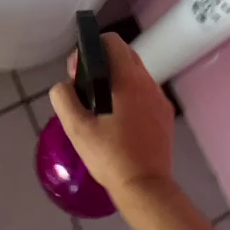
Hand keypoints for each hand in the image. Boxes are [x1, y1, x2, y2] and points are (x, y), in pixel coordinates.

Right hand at [49, 33, 174, 196]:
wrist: (146, 188)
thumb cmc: (110, 156)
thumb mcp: (77, 128)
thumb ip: (64, 98)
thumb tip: (65, 85)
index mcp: (128, 79)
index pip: (112, 41)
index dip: (91, 48)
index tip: (79, 72)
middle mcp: (148, 82)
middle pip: (124, 55)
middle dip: (102, 63)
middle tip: (85, 89)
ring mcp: (160, 98)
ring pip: (135, 74)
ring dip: (116, 80)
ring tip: (100, 107)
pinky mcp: (165, 115)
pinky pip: (145, 93)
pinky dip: (130, 96)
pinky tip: (119, 122)